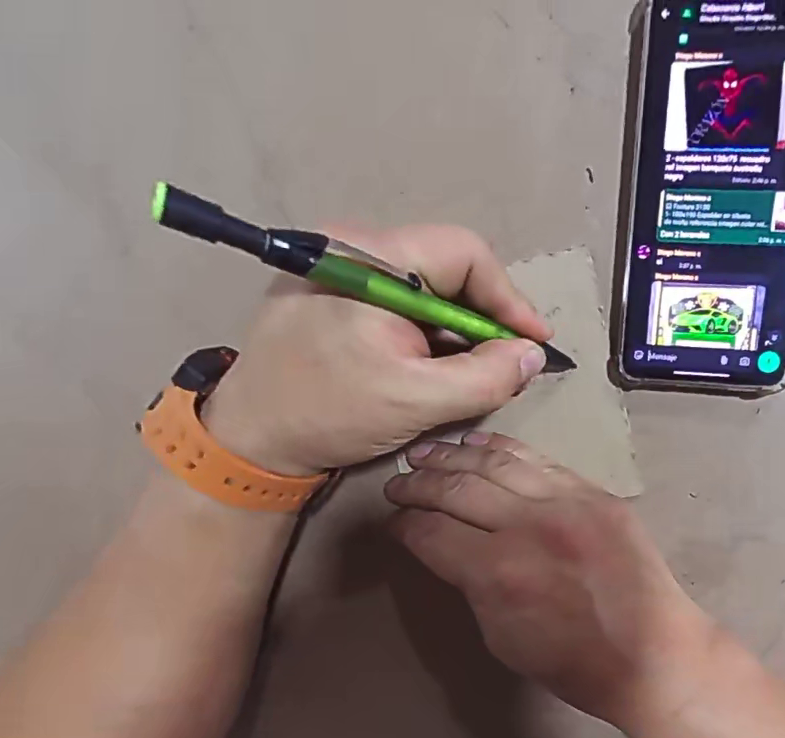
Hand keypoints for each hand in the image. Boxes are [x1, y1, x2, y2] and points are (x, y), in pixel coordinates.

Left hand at [200, 224, 553, 475]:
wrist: (249, 440)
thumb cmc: (326, 413)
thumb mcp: (414, 401)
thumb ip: (482, 377)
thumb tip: (532, 356)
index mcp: (370, 256)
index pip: (464, 254)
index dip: (509, 299)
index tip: (535, 343)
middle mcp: (356, 250)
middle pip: (447, 272)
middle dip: (485, 322)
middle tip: (507, 367)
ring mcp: (342, 274)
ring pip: (427, 295)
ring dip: (458, 337)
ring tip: (472, 378)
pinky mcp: (336, 301)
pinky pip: (401, 310)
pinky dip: (430, 342)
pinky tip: (436, 375)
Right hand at [384, 433, 720, 731]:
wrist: (652, 654)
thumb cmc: (573, 663)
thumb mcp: (501, 637)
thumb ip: (470, 585)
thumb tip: (450, 549)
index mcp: (497, 572)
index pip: (431, 532)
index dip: (404, 524)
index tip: (392, 521)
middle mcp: (528, 526)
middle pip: (457, 488)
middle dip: (419, 484)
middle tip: (398, 483)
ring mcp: (567, 503)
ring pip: (496, 463)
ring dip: (454, 455)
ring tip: (426, 454)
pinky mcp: (595, 494)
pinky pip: (539, 461)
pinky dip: (503, 448)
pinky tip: (478, 443)